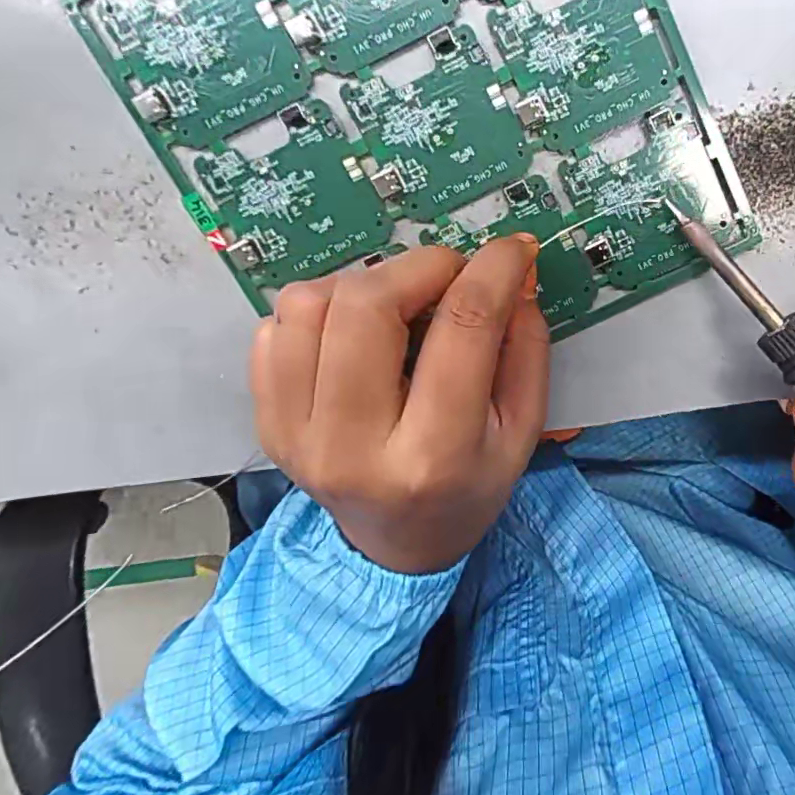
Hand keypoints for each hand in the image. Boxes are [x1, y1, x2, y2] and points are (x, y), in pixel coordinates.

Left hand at [250, 236, 549, 572]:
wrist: (396, 545)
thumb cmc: (467, 487)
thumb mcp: (520, 431)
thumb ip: (525, 350)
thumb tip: (511, 275)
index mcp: (434, 457)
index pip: (462, 329)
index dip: (491, 271)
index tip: (510, 250)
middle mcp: (352, 447)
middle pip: (366, 306)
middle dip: (420, 267)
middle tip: (448, 278)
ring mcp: (297, 435)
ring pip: (308, 303)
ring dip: (363, 283)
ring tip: (396, 308)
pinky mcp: (268, 422)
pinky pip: (275, 327)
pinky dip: (320, 310)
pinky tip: (353, 336)